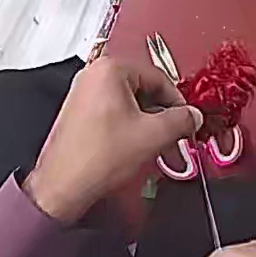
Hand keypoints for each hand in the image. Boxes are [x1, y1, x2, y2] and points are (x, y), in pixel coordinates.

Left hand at [26, 55, 201, 222]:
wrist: (63, 186)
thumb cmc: (96, 157)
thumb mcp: (153, 135)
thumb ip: (180, 120)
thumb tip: (192, 115)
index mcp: (110, 70)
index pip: (158, 77)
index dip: (177, 100)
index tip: (186, 117)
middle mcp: (94, 75)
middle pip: (143, 89)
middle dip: (162, 114)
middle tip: (174, 132)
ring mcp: (84, 94)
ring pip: (130, 102)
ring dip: (148, 122)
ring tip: (158, 144)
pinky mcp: (80, 113)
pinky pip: (114, 112)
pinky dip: (130, 126)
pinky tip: (138, 146)